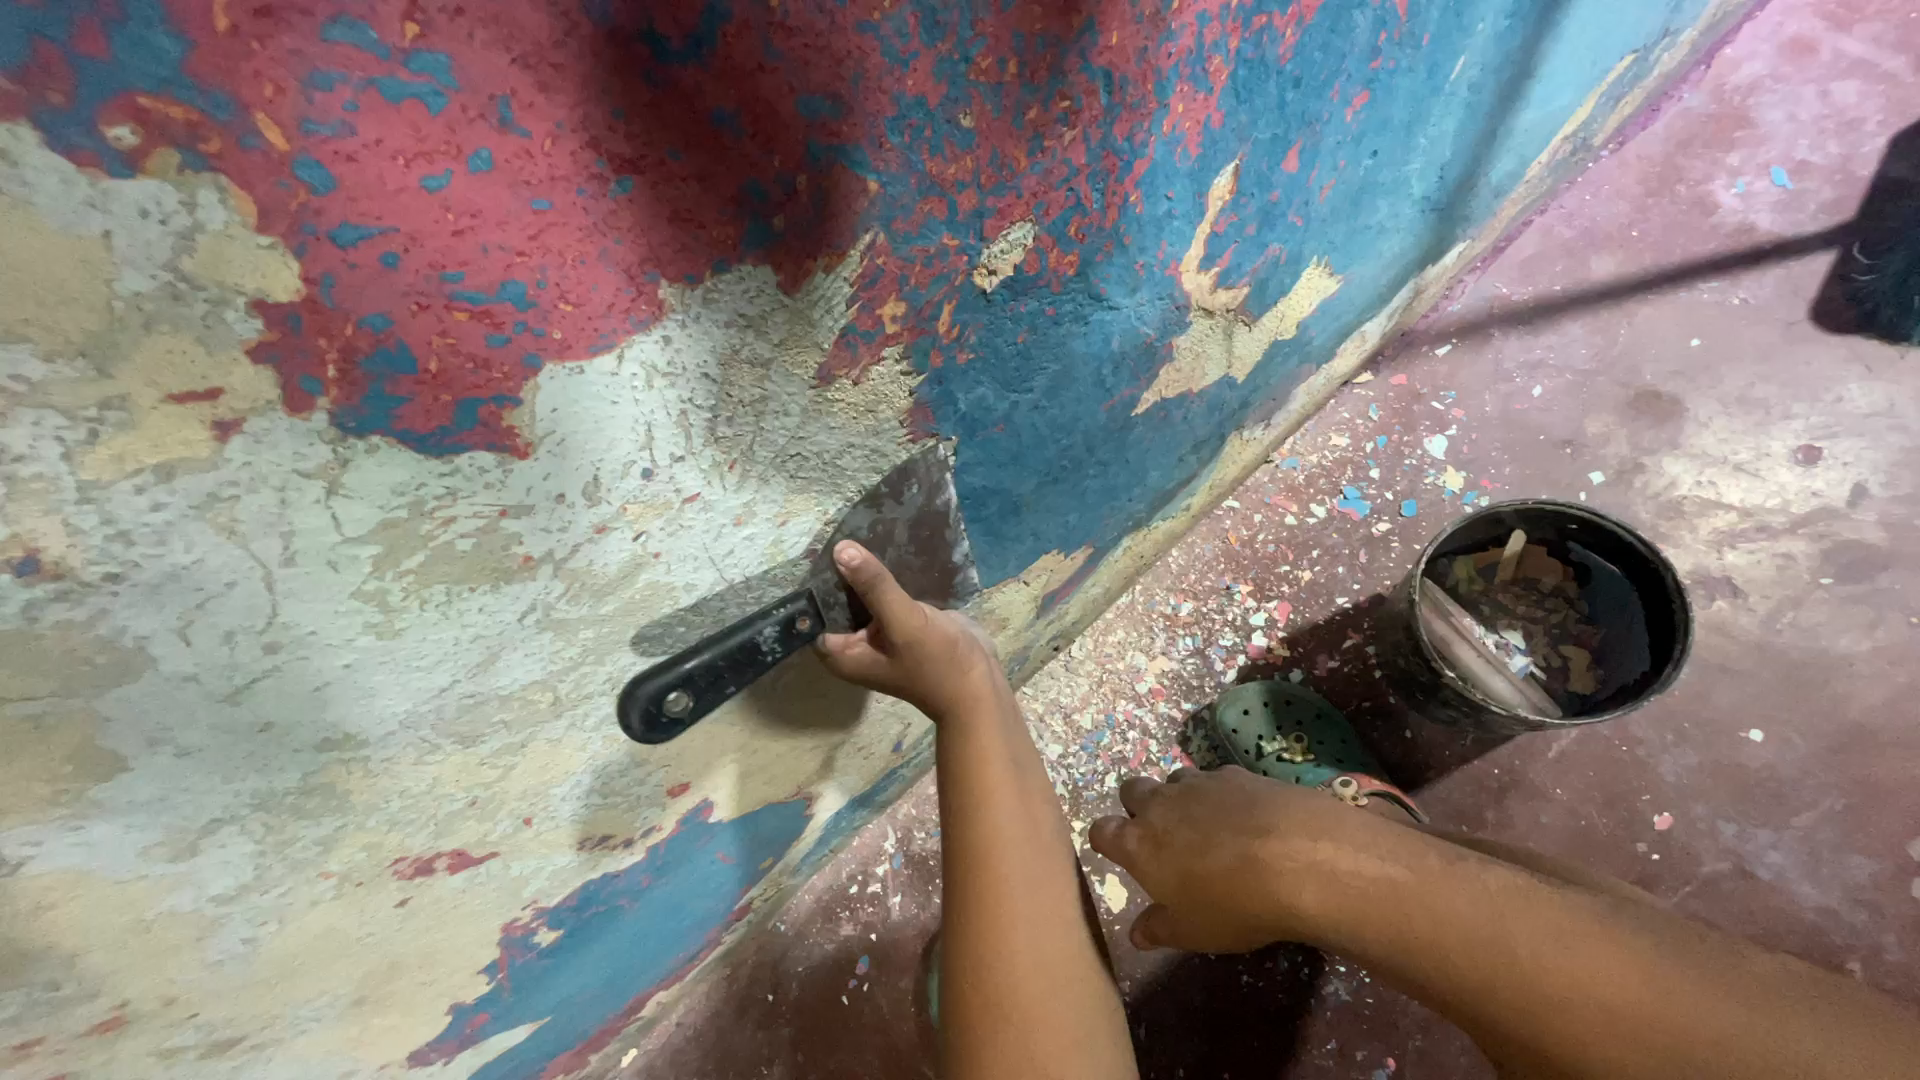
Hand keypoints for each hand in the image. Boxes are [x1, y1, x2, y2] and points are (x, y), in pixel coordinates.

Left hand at [814, 540, 1004, 721]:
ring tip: (863, 531)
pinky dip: (888, 578)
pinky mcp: (902, 623)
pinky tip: (890, 548)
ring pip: (864, 595)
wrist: (979, 685)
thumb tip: (841, 549)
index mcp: (842, 653)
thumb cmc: (937, 662)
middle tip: (844, 529)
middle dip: (843, 571)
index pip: (815, 611)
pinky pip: (887, 596)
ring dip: (867, 572)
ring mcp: (879, 633)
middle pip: (839, 600)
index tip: (822, 547)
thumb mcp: (903, 621)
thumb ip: (873, 586)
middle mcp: (855, 644)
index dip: (816, 581)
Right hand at [1088, 766, 1414, 952]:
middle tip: (1160, 834)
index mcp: (1139, 843)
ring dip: (1180, 797)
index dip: (1106, 840)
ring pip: (1174, 779)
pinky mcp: (1237, 774)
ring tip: (1206, 825)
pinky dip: (1223, 796)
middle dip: (1138, 806)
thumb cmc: (1233, 904)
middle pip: (1131, 790)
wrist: (1298, 859)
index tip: (1115, 851)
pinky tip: (1246, 817)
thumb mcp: (1193, 931)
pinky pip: (1217, 779)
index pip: (1102, 831)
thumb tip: (1136, 934)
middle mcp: (1160, 804)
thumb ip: (1159, 929)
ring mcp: (1199, 783)